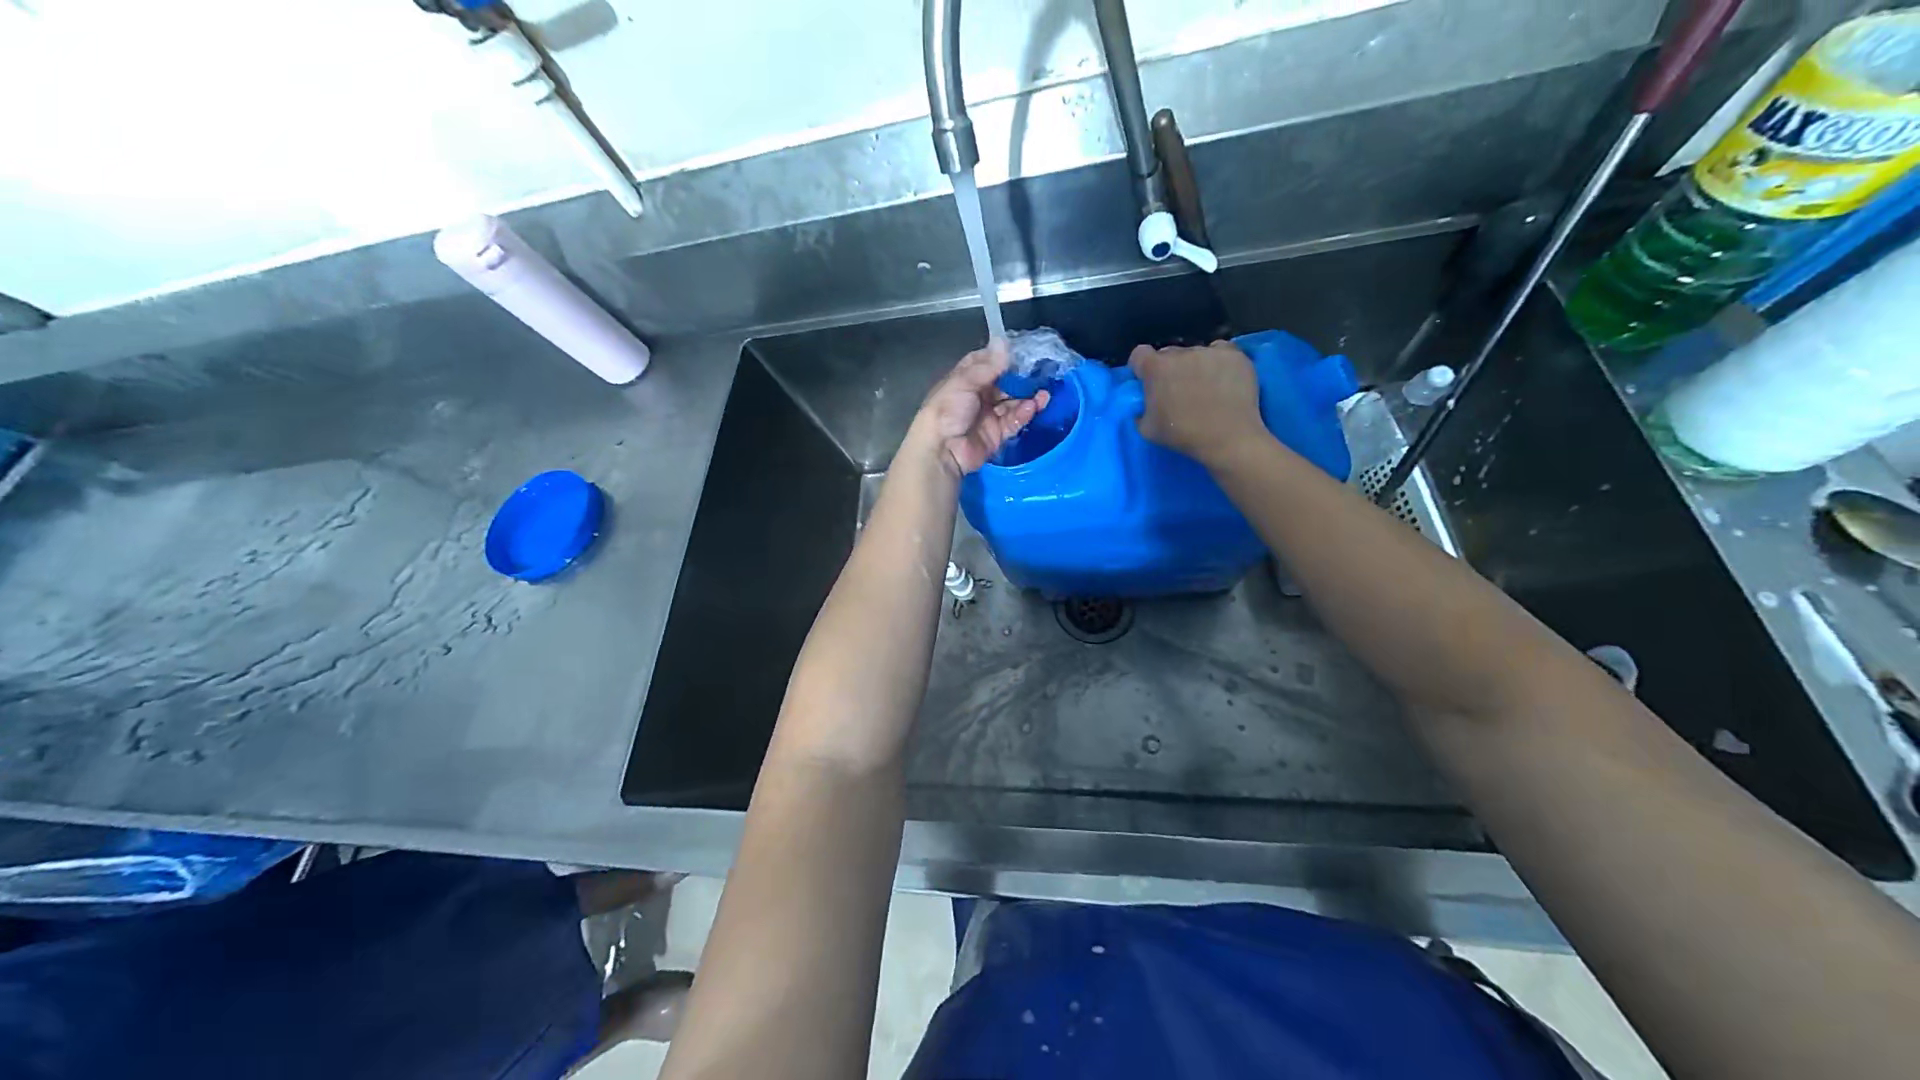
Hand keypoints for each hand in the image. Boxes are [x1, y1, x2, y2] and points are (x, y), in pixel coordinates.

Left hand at [908, 342, 1048, 476]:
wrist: (942, 451)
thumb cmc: (947, 411)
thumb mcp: (964, 382)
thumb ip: (987, 366)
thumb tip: (1004, 341)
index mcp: (964, 380)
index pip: (985, 364)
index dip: (1001, 357)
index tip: (1021, 350)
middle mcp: (977, 396)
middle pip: (1003, 384)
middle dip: (1020, 379)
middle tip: (1041, 371)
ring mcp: (987, 416)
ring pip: (1012, 403)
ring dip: (1027, 397)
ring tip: (1044, 393)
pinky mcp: (996, 434)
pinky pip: (1013, 421)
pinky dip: (1024, 414)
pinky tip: (1035, 406)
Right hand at [1129, 341, 1269, 465]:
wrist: (1228, 438)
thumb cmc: (1183, 436)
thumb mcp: (1147, 430)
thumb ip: (1140, 409)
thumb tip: (1146, 403)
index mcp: (1156, 369)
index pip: (1139, 354)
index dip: (1142, 367)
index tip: (1148, 380)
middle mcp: (1181, 353)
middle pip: (1168, 354)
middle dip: (1169, 368)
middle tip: (1178, 389)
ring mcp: (1209, 351)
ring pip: (1195, 353)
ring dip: (1194, 365)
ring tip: (1205, 386)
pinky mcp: (1234, 355)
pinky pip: (1220, 351)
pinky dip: (1218, 362)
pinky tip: (1223, 378)